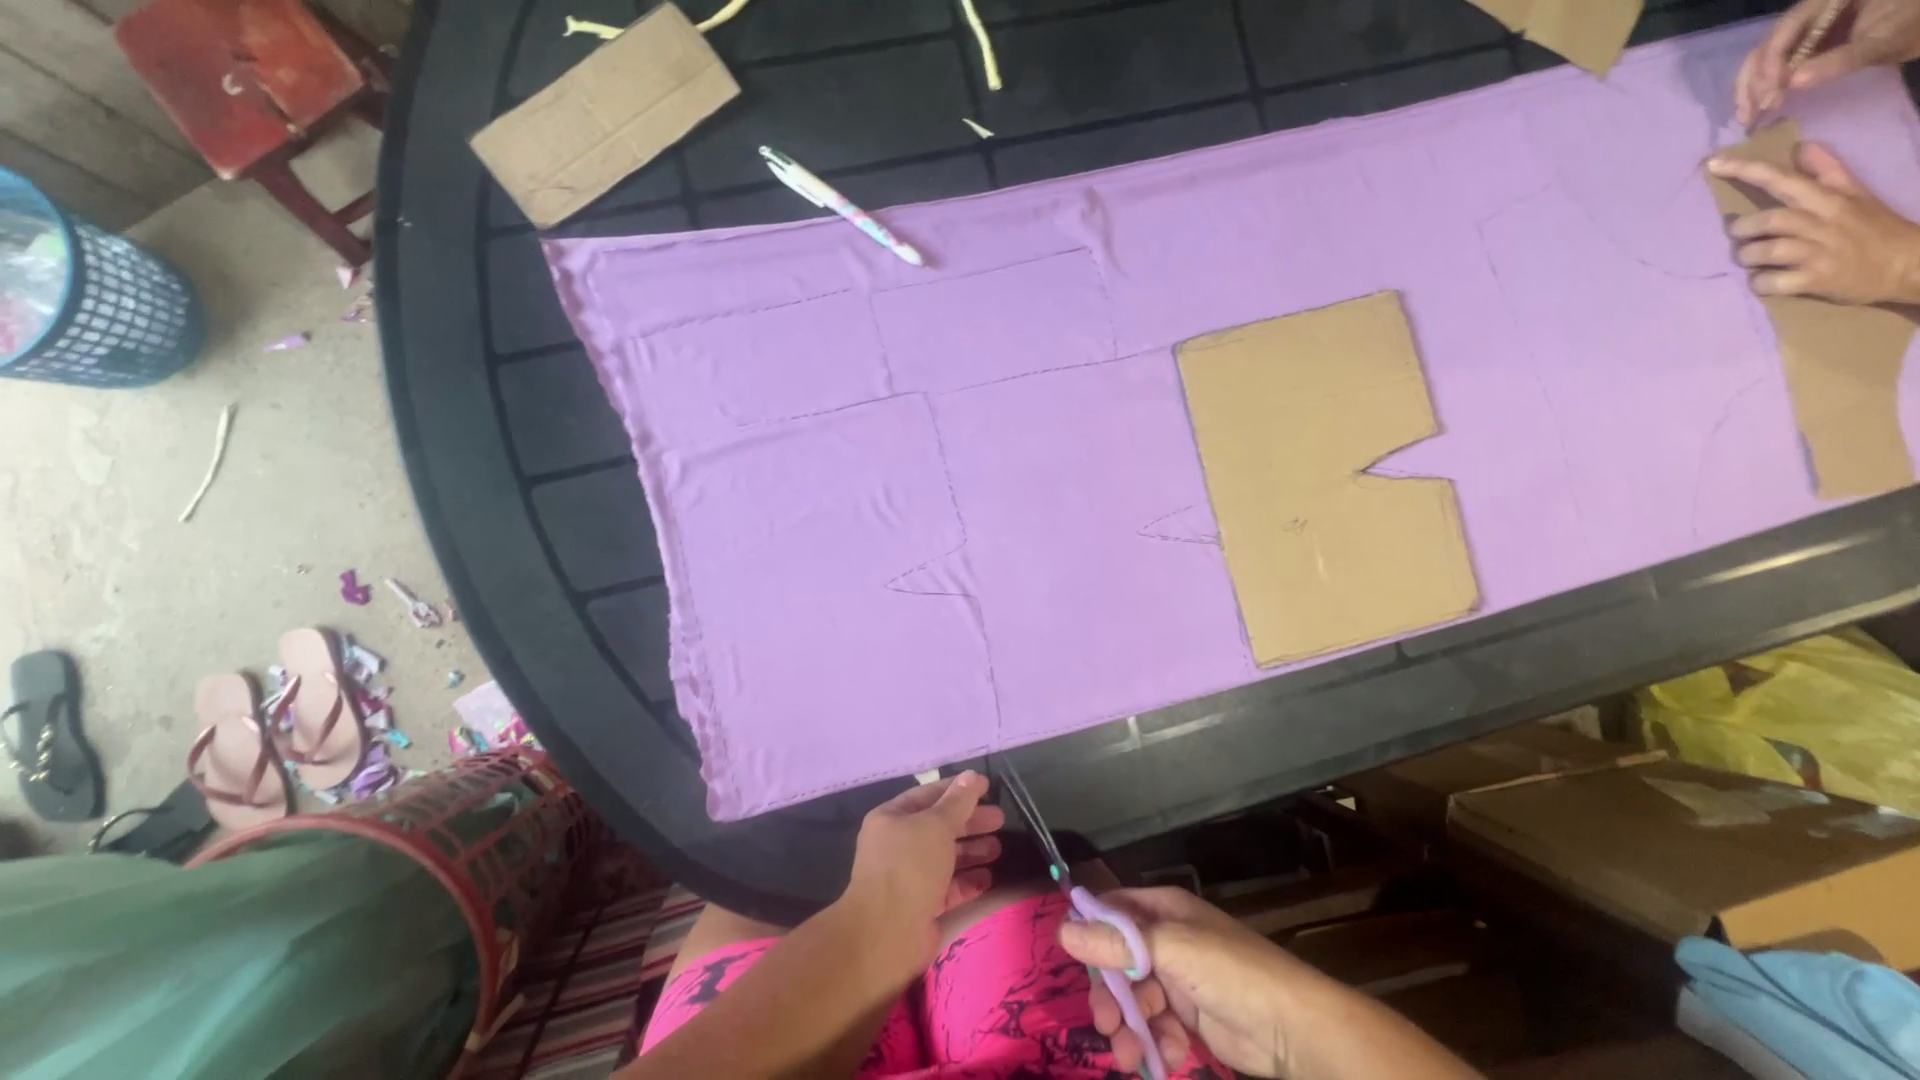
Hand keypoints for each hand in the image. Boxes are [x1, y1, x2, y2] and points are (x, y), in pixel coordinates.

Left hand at [843, 772, 1003, 961]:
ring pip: (945, 858)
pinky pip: (948, 887)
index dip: (957, 789)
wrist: (887, 932)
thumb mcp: (937, 825)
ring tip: (998, 848)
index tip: (987, 787)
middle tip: (1000, 819)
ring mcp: (909, 877)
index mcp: (891, 819)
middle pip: (939, 827)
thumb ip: (958, 802)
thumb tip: (972, 776)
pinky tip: (989, 878)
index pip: (928, 796)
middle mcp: (897, 845)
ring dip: (972, 851)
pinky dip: (968, 881)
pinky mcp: (922, 905)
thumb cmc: (909, 866)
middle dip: (970, 822)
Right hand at [1059, 887, 1302, 1076]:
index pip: (1111, 910)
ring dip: (1129, 1028)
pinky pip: (1156, 1026)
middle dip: (1108, 994)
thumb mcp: (1172, 950)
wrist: (1295, 1030)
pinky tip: (1169, 1055)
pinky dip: (1156, 1042)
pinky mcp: (1190, 1018)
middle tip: (1106, 1023)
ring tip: (1131, 1055)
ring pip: (1133, 1000)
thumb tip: (1062, 932)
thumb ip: (1116, 943)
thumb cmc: (1232, 973)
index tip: (1072, 960)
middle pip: (1116, 962)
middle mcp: (1167, 940)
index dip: (1089, 932)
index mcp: (1164, 910)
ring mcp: (1179, 980)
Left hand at [1709, 140, 1919, 303]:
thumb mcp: (1856, 193)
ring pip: (1767, 250)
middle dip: (1744, 228)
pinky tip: (1764, 280)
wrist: (1909, 263)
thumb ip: (1827, 171)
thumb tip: (1803, 145)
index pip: (1782, 180)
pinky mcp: (1816, 280)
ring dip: (1748, 256)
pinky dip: (1760, 282)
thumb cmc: (1873, 227)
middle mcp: (1822, 223)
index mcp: (1828, 200)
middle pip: (1771, 220)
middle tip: (1741, 235)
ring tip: (1751, 258)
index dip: (1746, 171)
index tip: (1714, 164)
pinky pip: (1773, 282)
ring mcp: (1818, 253)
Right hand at [1736, 0, 1919, 126]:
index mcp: (1826, 1)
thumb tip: (1794, 82)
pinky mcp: (1805, 47)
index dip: (1772, 64)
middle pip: (1766, 48)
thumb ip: (1844, 57)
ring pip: (1762, 60)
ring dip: (1751, 90)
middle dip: (1755, 82)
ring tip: (1749, 117)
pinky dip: (1762, 89)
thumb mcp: (1886, 38)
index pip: (1785, 31)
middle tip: (1753, 113)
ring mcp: (1804, 32)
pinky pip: (1774, 67)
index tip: (1772, 96)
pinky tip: (1758, 107)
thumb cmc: (1915, 23)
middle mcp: (1808, 13)